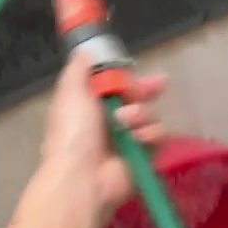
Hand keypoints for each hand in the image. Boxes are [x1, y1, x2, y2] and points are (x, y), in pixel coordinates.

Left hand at [38, 53, 167, 212]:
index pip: (116, 85)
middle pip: (139, 98)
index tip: (137, 66)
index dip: (130, 76)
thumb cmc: (72, 132)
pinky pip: (158, 137)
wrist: (81, 176)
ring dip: (140, 114)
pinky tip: (136, 139)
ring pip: (150, 115)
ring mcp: (128, 140)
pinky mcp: (143, 157)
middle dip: (146, 91)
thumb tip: (84, 51)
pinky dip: (149, 135)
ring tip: (124, 122)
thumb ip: (78, 69)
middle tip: (156, 86)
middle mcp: (110, 121)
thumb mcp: (70, 92)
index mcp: (90, 105)